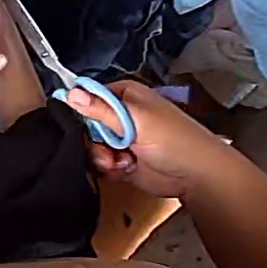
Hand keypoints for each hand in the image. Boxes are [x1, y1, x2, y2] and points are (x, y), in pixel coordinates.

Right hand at [64, 81, 234, 199]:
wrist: (195, 174)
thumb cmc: (174, 140)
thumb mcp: (135, 120)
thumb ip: (101, 109)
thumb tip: (71, 93)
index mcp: (124, 96)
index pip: (88, 98)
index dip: (83, 114)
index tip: (86, 127)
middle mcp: (120, 116)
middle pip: (87, 127)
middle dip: (94, 142)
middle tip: (109, 150)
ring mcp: (121, 139)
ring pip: (92, 148)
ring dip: (103, 158)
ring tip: (121, 162)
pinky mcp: (122, 160)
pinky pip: (101, 165)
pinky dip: (110, 170)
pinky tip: (126, 169)